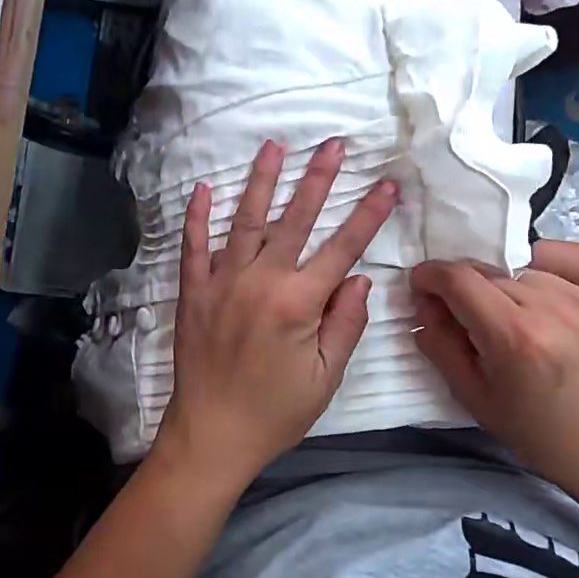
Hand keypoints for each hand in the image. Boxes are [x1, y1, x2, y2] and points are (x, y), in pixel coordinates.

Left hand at [152, 138, 399, 488]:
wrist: (211, 433)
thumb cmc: (275, 411)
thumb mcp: (326, 377)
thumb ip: (345, 323)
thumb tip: (359, 278)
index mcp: (299, 303)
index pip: (342, 248)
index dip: (367, 214)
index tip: (386, 184)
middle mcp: (260, 281)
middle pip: (295, 220)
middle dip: (317, 179)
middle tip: (332, 144)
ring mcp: (221, 282)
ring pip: (244, 221)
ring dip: (260, 182)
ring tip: (272, 147)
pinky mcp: (192, 292)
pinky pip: (193, 246)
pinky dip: (197, 217)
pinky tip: (202, 189)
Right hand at [409, 262, 578, 497]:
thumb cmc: (529, 428)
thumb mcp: (468, 393)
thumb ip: (438, 342)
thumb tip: (424, 304)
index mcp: (513, 336)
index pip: (459, 279)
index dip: (430, 275)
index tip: (418, 285)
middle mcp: (547, 308)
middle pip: (482, 271)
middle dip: (456, 283)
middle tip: (449, 310)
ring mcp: (576, 300)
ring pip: (509, 272)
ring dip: (490, 288)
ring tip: (493, 319)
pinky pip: (539, 278)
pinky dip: (520, 292)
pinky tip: (526, 320)